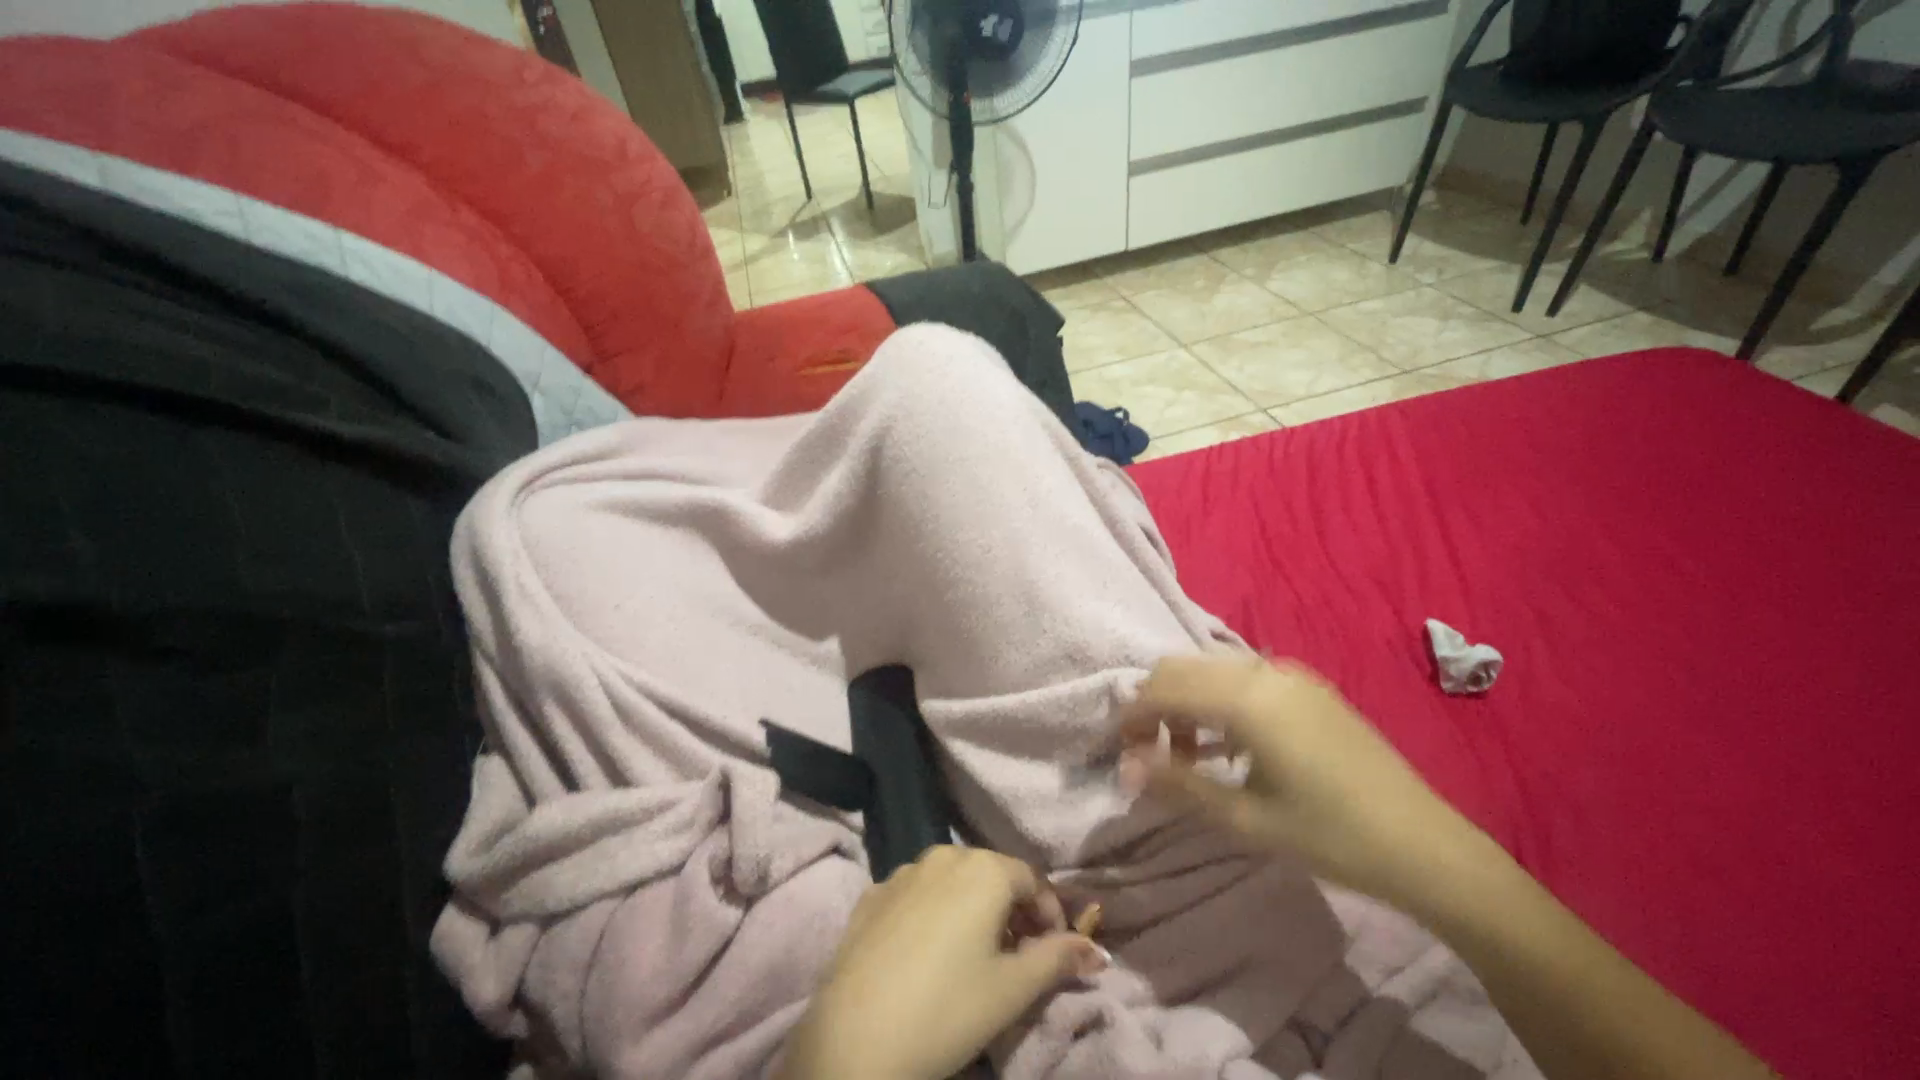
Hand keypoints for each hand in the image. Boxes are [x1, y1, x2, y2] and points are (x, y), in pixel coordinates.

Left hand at [777, 846, 1104, 1079]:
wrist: (856, 1040)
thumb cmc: (949, 1009)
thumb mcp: (1014, 988)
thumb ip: (1058, 959)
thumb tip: (1096, 950)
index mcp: (983, 869)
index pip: (1034, 881)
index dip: (1052, 916)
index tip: (1057, 953)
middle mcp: (942, 856)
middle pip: (992, 875)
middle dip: (1014, 911)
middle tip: (1020, 956)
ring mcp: (900, 874)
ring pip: (952, 883)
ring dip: (974, 910)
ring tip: (977, 956)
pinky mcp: (868, 897)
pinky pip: (916, 896)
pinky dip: (934, 914)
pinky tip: (930, 954)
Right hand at [1119, 654, 1488, 908]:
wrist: (1423, 845)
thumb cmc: (1328, 836)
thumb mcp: (1244, 818)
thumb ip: (1178, 784)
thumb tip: (1125, 767)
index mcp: (1246, 699)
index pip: (1164, 688)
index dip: (1131, 717)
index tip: (1117, 752)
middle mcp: (1264, 672)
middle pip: (1184, 667)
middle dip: (1155, 705)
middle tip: (1148, 756)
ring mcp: (1292, 676)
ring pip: (1213, 670)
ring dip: (1187, 703)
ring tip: (1188, 759)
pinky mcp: (1311, 690)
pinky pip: (1244, 679)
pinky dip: (1218, 702)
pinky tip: (1227, 749)